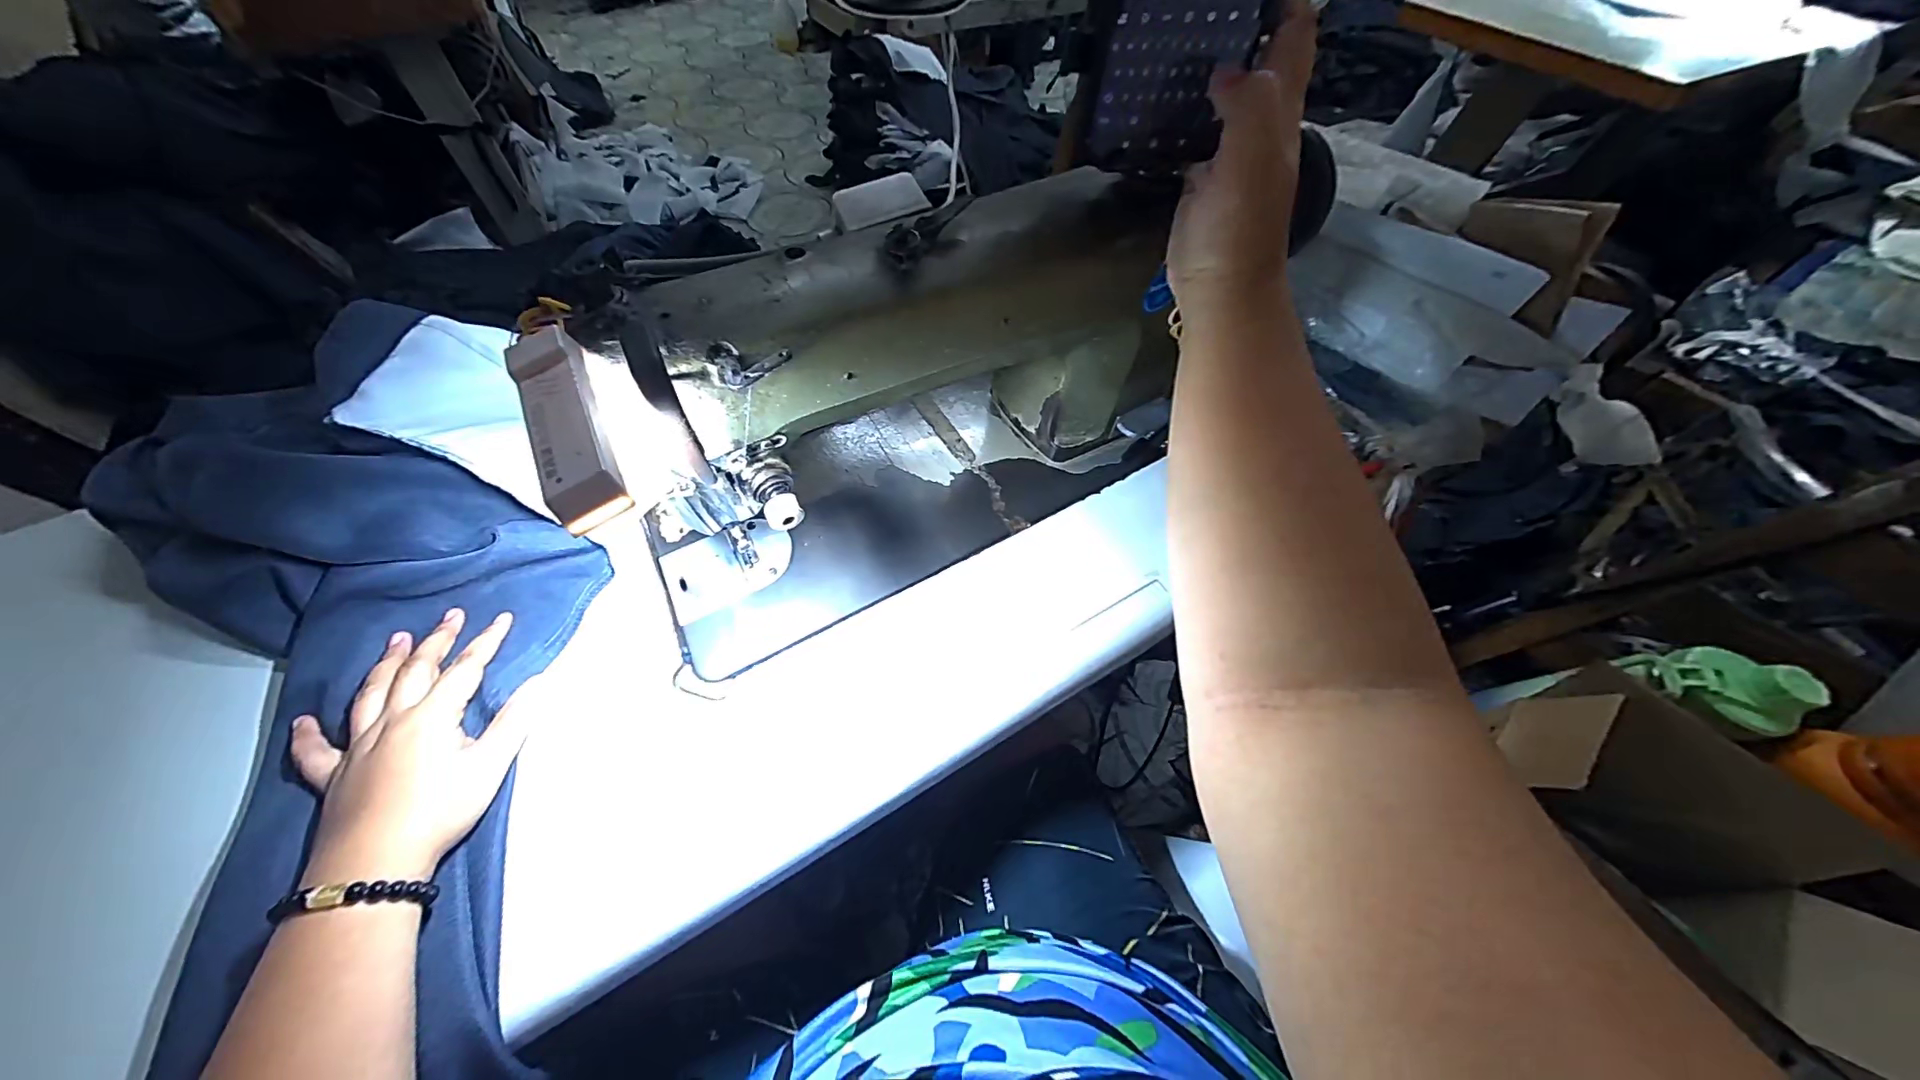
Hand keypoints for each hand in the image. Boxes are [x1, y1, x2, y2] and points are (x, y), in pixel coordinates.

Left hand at [291, 608, 531, 885]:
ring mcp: (358, 746)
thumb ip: (511, 723)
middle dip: (437, 640)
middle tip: (451, 617)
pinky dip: (310, 733)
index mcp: (431, 716)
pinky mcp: (334, 775)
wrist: (375, 862)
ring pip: (370, 694)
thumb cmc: (441, 811)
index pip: (465, 669)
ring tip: (396, 641)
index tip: (502, 619)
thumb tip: (535, 684)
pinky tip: (305, 721)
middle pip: (415, 670)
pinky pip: (317, 750)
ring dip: (385, 665)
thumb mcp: (488, 767)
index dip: (486, 642)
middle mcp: (392, 721)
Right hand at [1166, 0, 1316, 313]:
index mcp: (1280, 117)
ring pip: (1229, 92)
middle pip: (1265, 60)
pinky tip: (1167, 98)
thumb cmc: (1236, 233)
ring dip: (1218, 62)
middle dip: (1251, 26)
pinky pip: (1198, 128)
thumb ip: (1247, 106)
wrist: (1219, 291)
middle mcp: (1260, 127)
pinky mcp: (1200, 179)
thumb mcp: (1249, 162)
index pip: (1295, 43)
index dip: (1286, 8)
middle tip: (1212, 11)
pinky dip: (1187, 107)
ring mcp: (1229, 154)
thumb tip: (1228, 70)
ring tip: (1188, 37)